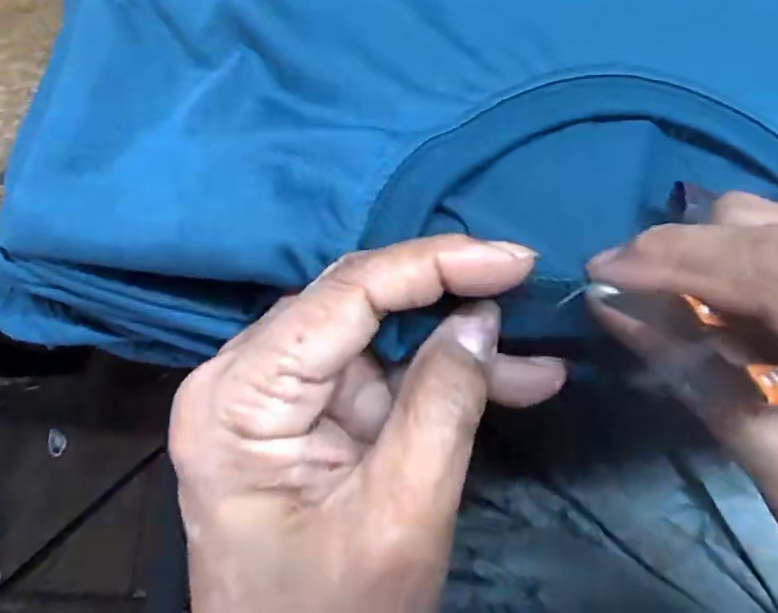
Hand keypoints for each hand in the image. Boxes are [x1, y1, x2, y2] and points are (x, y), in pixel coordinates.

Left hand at [169, 236, 567, 612]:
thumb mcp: (401, 517)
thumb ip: (444, 405)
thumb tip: (480, 318)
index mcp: (243, 393)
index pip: (349, 290)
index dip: (438, 262)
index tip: (513, 259)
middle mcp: (248, 370)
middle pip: (364, 297)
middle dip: (452, 293)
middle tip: (524, 284)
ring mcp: (279, 387)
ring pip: (385, 327)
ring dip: (461, 342)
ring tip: (534, 360)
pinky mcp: (311, 406)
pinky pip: (388, 366)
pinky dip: (445, 374)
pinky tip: (511, 380)